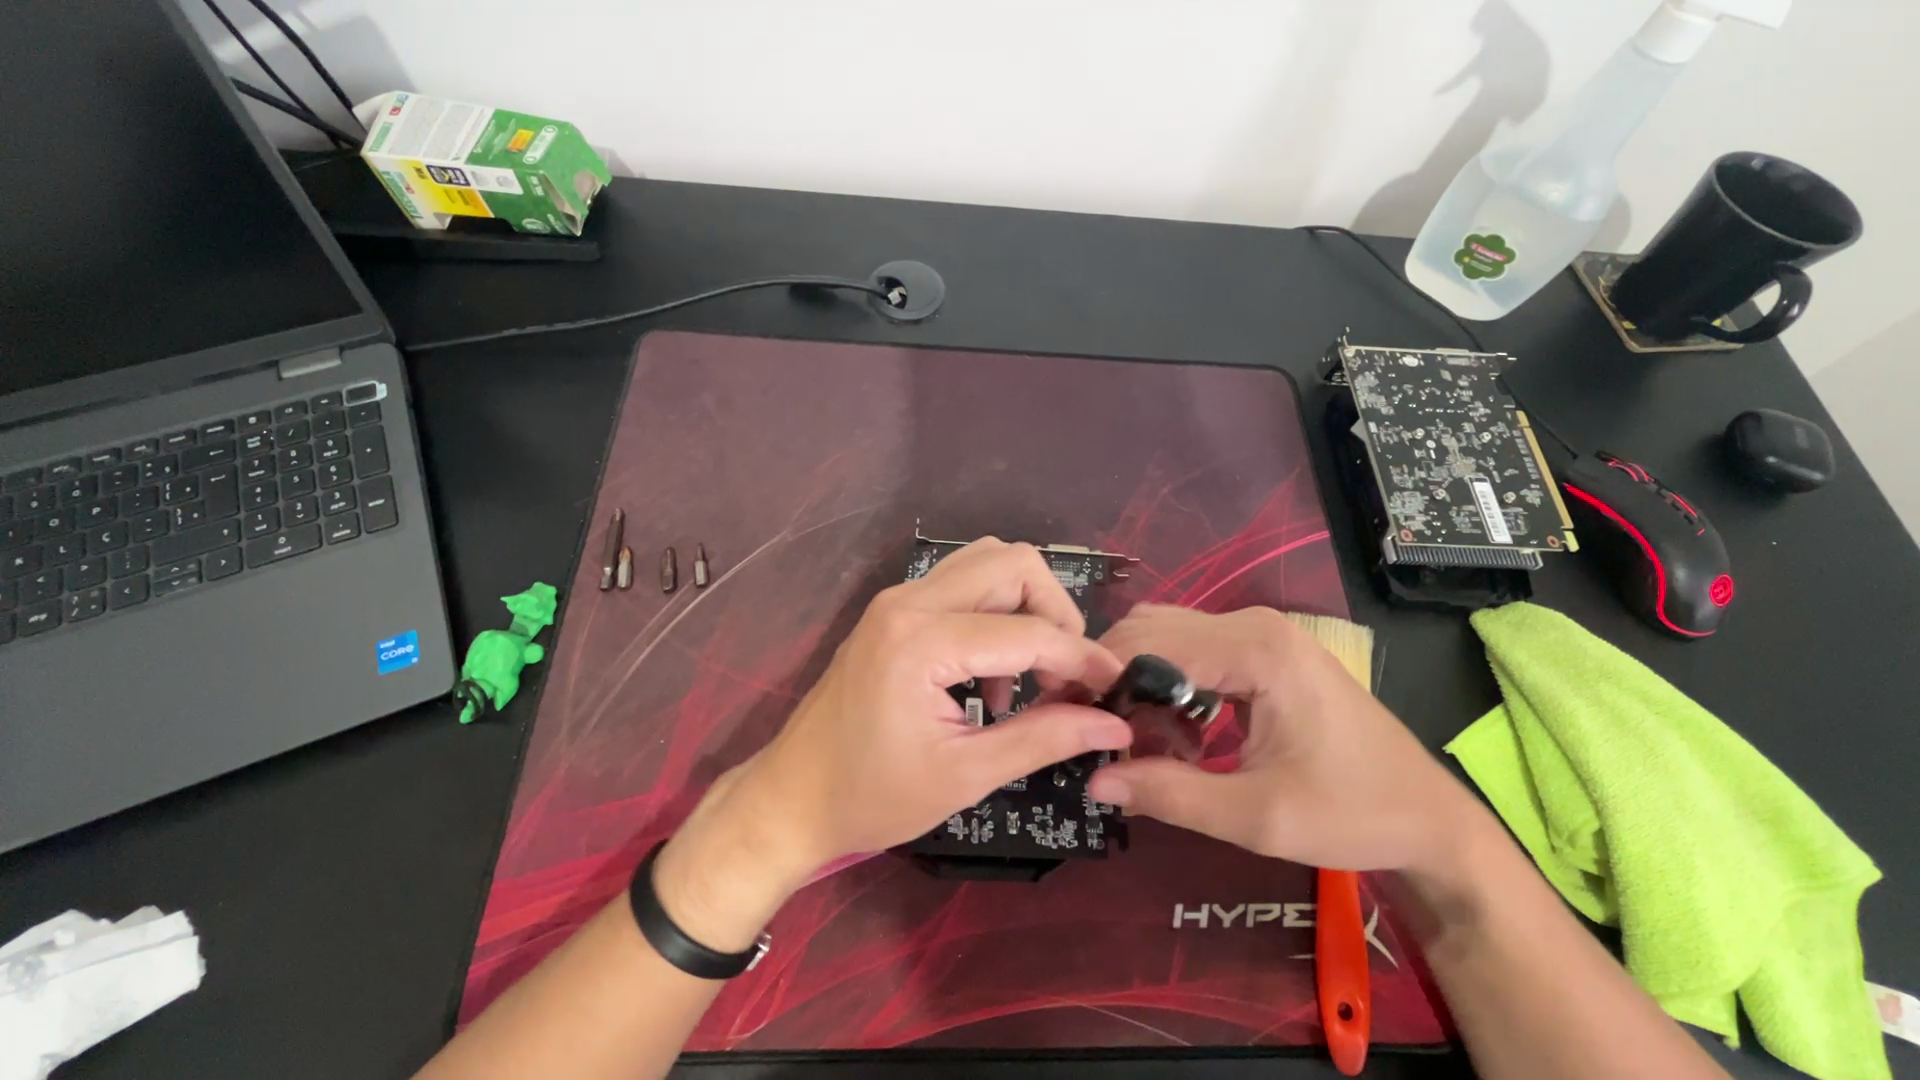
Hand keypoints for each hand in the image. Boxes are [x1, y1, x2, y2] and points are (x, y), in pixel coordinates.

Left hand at [653, 539, 1130, 950]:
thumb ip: (1043, 738)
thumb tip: (1113, 723)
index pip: (1029, 632)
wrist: (790, 800)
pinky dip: (993, 615)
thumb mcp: (965, 776)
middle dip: (1055, 613)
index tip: (1113, 692)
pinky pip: (960, 586)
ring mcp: (895, 601)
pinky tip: (988, 681)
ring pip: (986, 564)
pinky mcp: (891, 613)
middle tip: (1065, 676)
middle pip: (1012, 563)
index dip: (1082, 660)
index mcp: (922, 642)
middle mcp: (908, 602)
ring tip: (1027, 678)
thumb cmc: (871, 797)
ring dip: (1023, 608)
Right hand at [1086, 604, 1482, 874]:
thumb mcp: (1256, 817)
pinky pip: (1193, 652)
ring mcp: (1260, 633)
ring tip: (1145, 746)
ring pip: (1166, 638)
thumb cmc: (1351, 813)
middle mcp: (1253, 625)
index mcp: (1257, 649)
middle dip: (1118, 684)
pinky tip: (1180, 737)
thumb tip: (1093, 780)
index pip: (1148, 645)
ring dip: (1142, 687)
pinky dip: (1169, 687)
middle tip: (1106, 744)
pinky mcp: (1263, 650)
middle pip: (1151, 631)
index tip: (1078, 731)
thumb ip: (1171, 794)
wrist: (1428, 818)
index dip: (1104, 685)